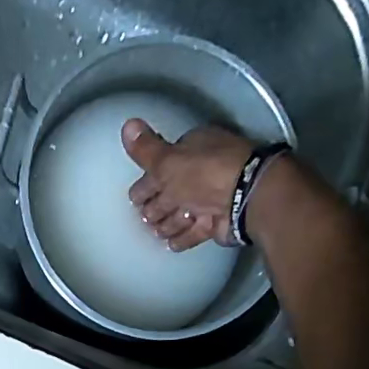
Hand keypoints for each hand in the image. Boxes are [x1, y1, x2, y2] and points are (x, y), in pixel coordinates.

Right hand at [122, 119, 254, 250]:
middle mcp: (202, 173)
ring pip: (182, 213)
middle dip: (157, 206)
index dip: (148, 183)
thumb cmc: (202, 173)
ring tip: (156, 233)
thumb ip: (145, 149)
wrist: (242, 198)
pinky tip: (171, 244)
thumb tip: (126, 124)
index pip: (162, 167)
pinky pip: (195, 231)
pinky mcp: (217, 222)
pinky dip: (183, 238)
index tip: (136, 199)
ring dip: (169, 223)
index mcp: (192, 150)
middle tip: (145, 218)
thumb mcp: (167, 160)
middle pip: (172, 193)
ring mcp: (211, 199)